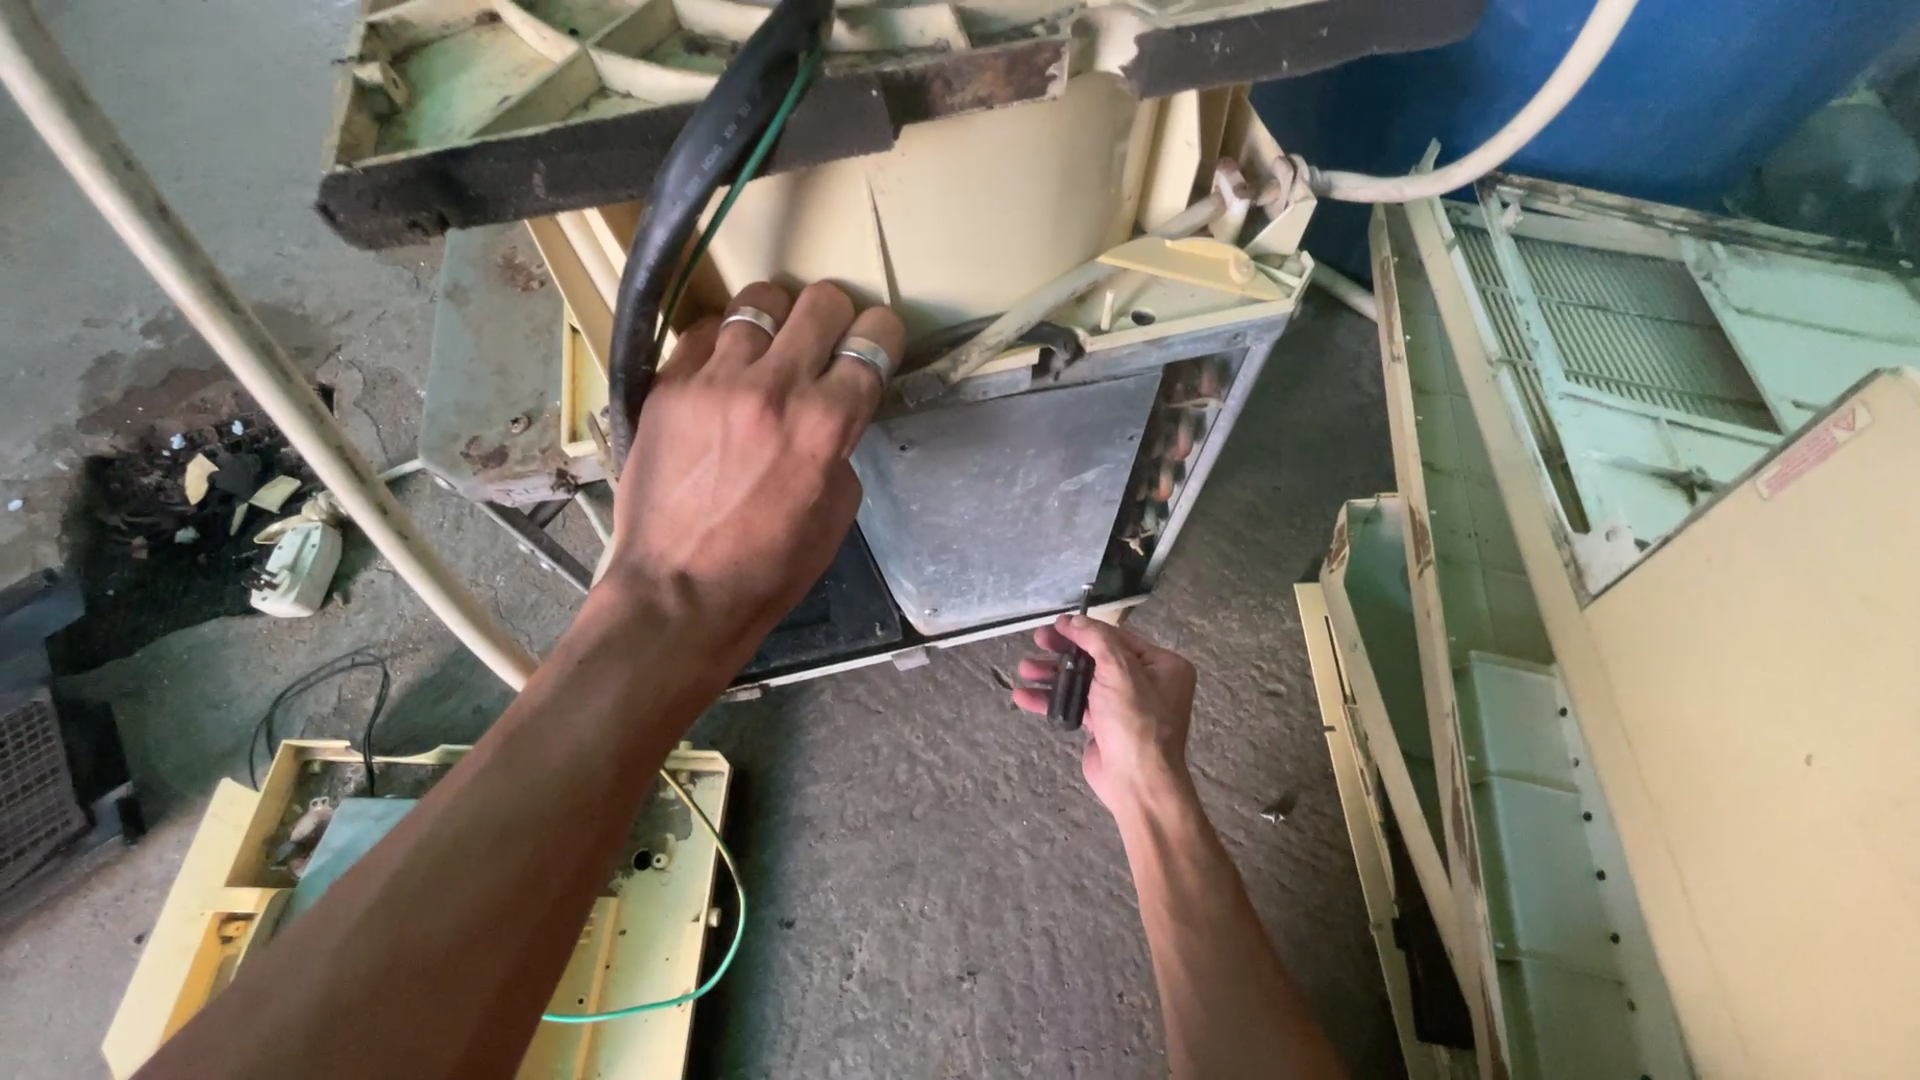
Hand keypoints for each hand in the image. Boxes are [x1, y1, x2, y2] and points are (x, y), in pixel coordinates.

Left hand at [607, 280, 904, 669]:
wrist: (679, 591)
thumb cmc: (769, 567)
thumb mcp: (837, 512)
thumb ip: (842, 446)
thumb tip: (835, 412)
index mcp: (826, 424)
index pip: (874, 340)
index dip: (884, 338)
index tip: (876, 345)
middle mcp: (775, 388)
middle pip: (822, 302)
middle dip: (836, 318)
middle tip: (827, 343)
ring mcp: (715, 381)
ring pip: (761, 301)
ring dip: (779, 322)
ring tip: (772, 349)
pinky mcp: (669, 386)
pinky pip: (706, 331)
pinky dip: (726, 344)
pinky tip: (725, 373)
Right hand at [1014, 615, 1198, 816]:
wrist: (1137, 783)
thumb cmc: (1136, 721)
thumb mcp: (1119, 671)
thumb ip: (1096, 640)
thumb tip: (1073, 620)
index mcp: (1162, 665)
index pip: (1118, 638)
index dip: (1085, 629)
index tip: (1056, 624)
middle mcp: (1145, 683)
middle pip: (1096, 657)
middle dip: (1064, 651)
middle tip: (1038, 640)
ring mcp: (1122, 706)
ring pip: (1082, 681)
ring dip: (1052, 675)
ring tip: (1024, 669)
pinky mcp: (1102, 726)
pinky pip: (1075, 704)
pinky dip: (1051, 700)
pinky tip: (1024, 696)